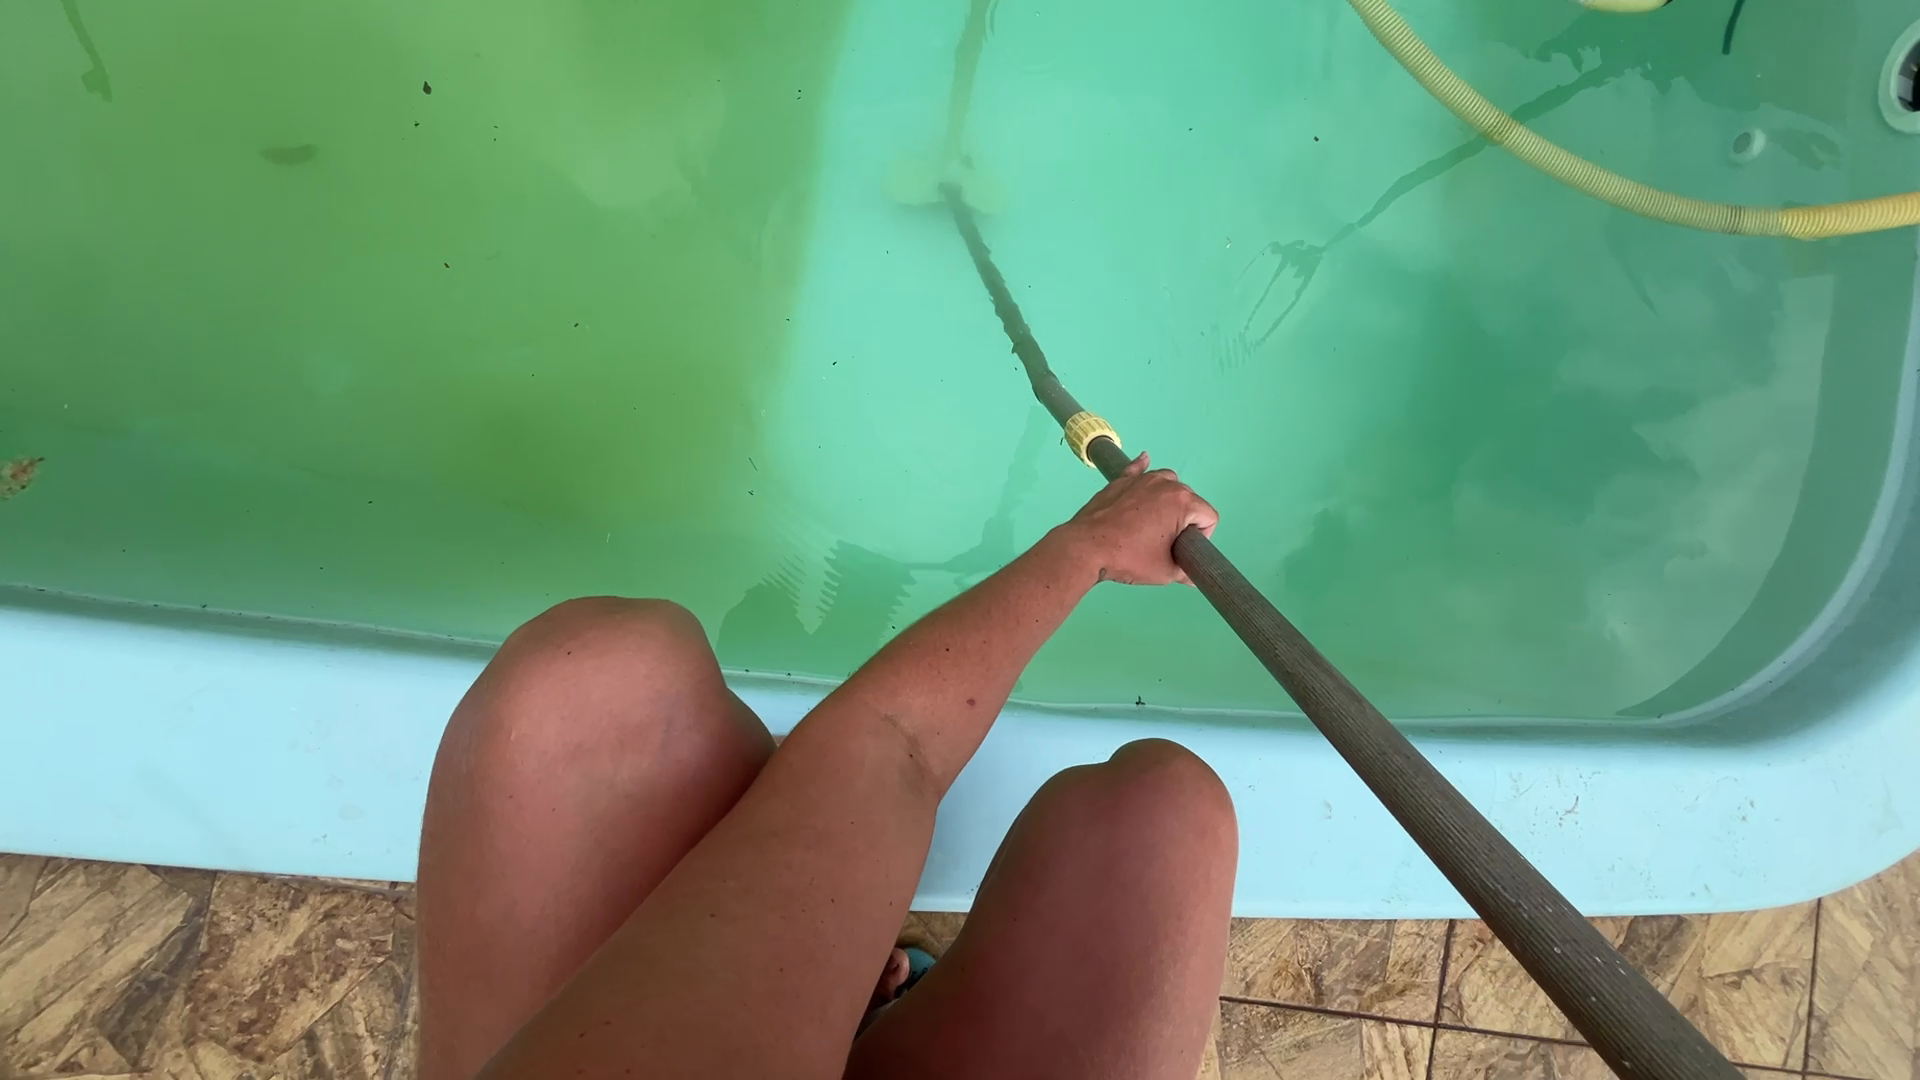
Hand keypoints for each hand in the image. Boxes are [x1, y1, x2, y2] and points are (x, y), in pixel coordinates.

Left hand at [1059, 453, 1217, 585]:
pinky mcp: (1120, 482)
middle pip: (1190, 499)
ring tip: (1154, 522)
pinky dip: (1142, 467)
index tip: (1183, 549)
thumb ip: (1184, 572)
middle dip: (1183, 519)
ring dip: (1167, 499)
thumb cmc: (1127, 557)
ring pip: (1167, 482)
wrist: (1086, 548)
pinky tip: (1144, 460)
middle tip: (1165, 542)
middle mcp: (1164, 484)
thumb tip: (1191, 576)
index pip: (1209, 516)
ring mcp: (1140, 480)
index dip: (1202, 536)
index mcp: (1182, 502)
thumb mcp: (1165, 572)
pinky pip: (1137, 469)